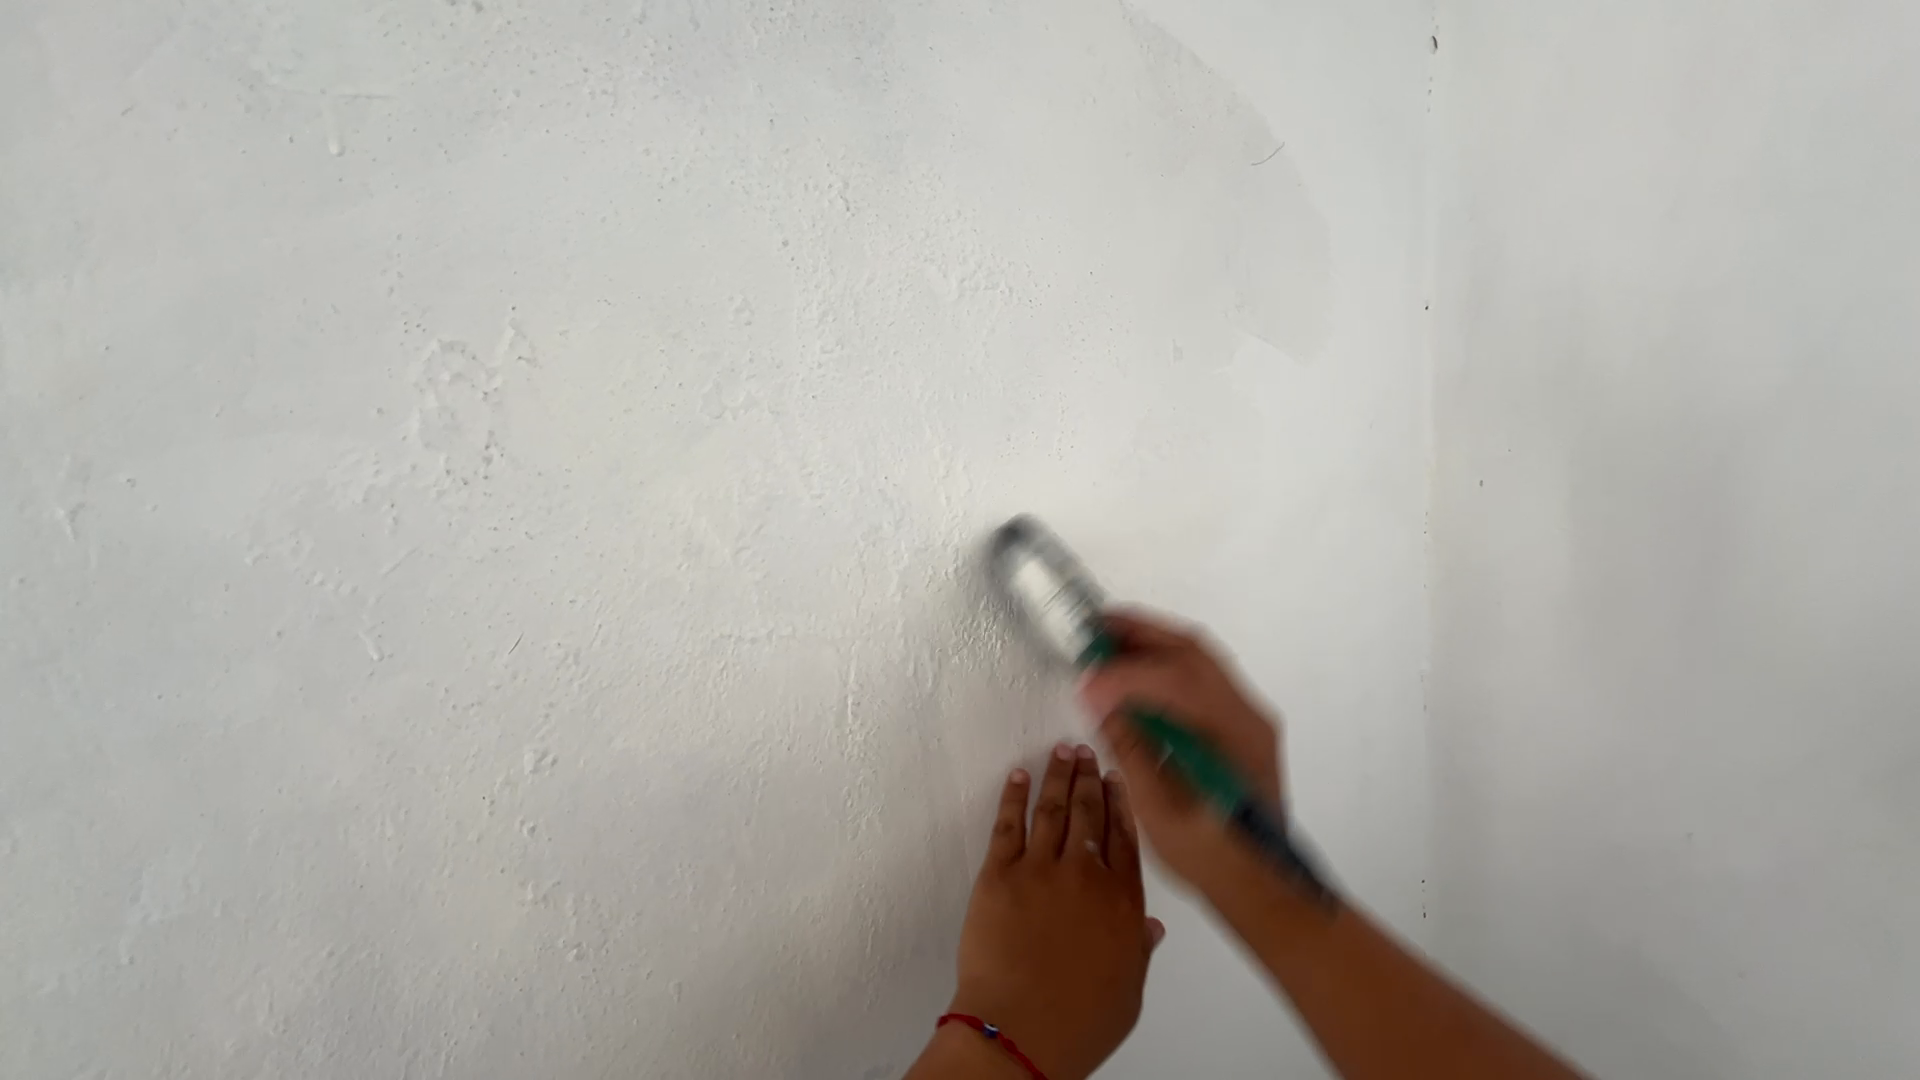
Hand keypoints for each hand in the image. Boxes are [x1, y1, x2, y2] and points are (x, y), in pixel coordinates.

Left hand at [945, 743, 1164, 1079]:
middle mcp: (1085, 875)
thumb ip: (1138, 949)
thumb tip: (1151, 926)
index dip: (1121, 805)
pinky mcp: (1000, 872)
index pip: (1124, 838)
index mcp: (1121, 902)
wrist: (1020, 1032)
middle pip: (1091, 813)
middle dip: (1091, 778)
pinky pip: (1009, 823)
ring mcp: (1041, 869)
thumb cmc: (1077, 1022)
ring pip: (1054, 808)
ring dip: (1059, 775)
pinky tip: (1019, 776)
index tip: (1118, 780)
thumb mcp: (1127, 992)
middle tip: (1089, 754)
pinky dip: (1014, 795)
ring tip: (1062, 751)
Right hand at [1078, 610, 1286, 895]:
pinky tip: (1137, 672)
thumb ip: (1131, 747)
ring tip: (1109, 639)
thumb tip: (1101, 700)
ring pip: (1200, 657)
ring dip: (1153, 642)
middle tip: (1093, 628)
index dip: (1125, 676)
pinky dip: (1167, 662)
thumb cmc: (1210, 856)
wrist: (1264, 885)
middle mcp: (1248, 715)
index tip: (1085, 682)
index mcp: (1233, 739)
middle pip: (1192, 652)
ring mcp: (1249, 717)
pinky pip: (1204, 675)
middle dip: (1140, 634)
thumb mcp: (1160, 809)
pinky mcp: (1243, 723)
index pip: (1176, 683)